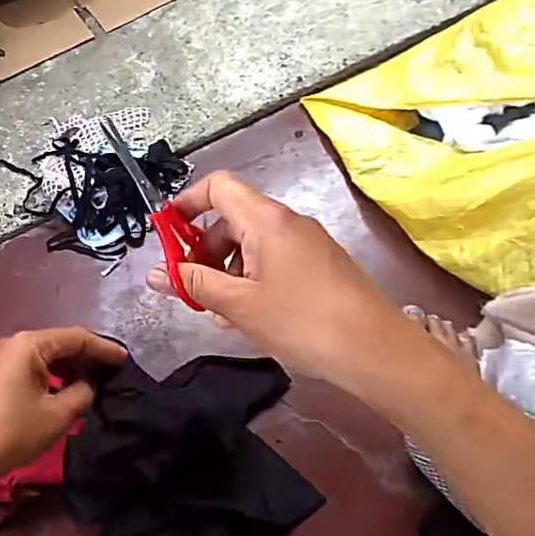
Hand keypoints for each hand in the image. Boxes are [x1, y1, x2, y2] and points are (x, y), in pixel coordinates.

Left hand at [0, 328, 127, 501]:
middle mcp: (16, 344)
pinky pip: (35, 367)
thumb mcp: (59, 414)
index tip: (125, 360)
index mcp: (30, 344)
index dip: (104, 349)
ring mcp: (4, 359)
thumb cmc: (15, 432)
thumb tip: (86, 386)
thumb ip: (82, 393)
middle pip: (61, 343)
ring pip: (48, 356)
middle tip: (114, 370)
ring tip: (96, 380)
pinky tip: (69, 389)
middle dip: (88, 356)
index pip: (76, 338)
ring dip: (72, 367)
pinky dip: (55, 375)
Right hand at [145, 171, 454, 402]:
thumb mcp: (240, 305)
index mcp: (266, 220)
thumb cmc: (303, 322)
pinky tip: (247, 314)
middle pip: (232, 218)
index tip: (166, 232)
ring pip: (252, 243)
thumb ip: (195, 284)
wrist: (375, 349)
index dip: (186, 203)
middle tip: (189, 285)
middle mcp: (288, 222)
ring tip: (218, 309)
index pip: (218, 186)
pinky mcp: (319, 264)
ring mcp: (307, 242)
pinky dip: (251, 278)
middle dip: (203, 248)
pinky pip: (273, 259)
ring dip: (226, 269)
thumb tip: (159, 273)